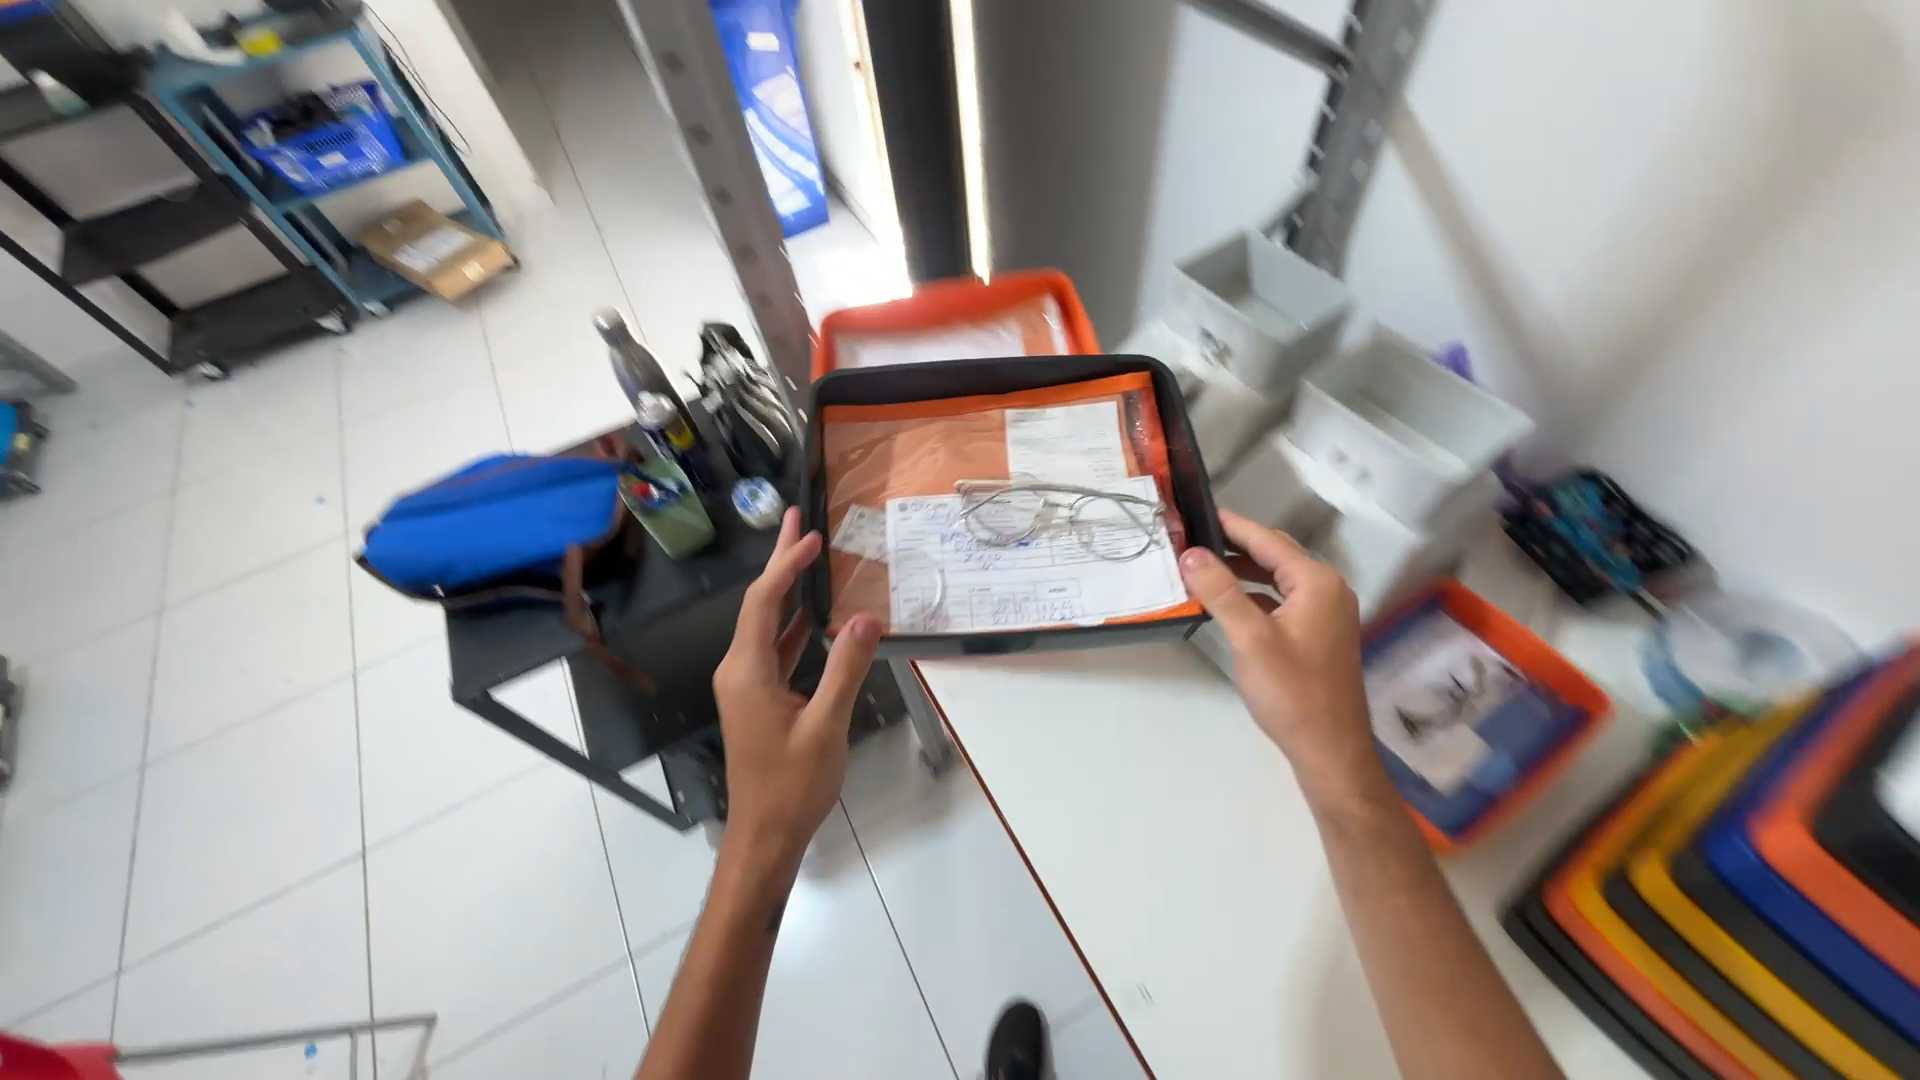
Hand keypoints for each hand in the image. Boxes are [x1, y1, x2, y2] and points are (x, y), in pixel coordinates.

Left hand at [714, 508, 881, 865]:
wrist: (765, 835)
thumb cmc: (792, 785)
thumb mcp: (826, 726)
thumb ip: (845, 669)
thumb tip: (866, 618)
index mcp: (747, 671)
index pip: (764, 602)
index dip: (786, 566)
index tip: (812, 536)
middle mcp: (739, 670)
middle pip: (759, 604)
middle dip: (779, 562)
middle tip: (797, 520)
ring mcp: (746, 685)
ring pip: (766, 625)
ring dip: (786, 591)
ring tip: (806, 556)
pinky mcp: (757, 698)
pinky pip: (774, 648)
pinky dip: (792, 624)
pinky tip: (812, 617)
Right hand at [1178, 509, 1382, 800]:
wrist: (1329, 748)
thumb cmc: (1292, 692)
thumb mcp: (1250, 638)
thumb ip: (1220, 592)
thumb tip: (1191, 554)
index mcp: (1317, 583)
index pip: (1268, 541)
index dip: (1232, 525)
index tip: (1198, 511)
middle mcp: (1328, 590)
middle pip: (1276, 555)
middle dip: (1235, 545)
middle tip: (1194, 537)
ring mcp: (1326, 614)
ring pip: (1278, 579)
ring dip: (1243, 572)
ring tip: (1203, 567)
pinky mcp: (1319, 635)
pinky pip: (1282, 601)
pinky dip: (1254, 596)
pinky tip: (1228, 603)